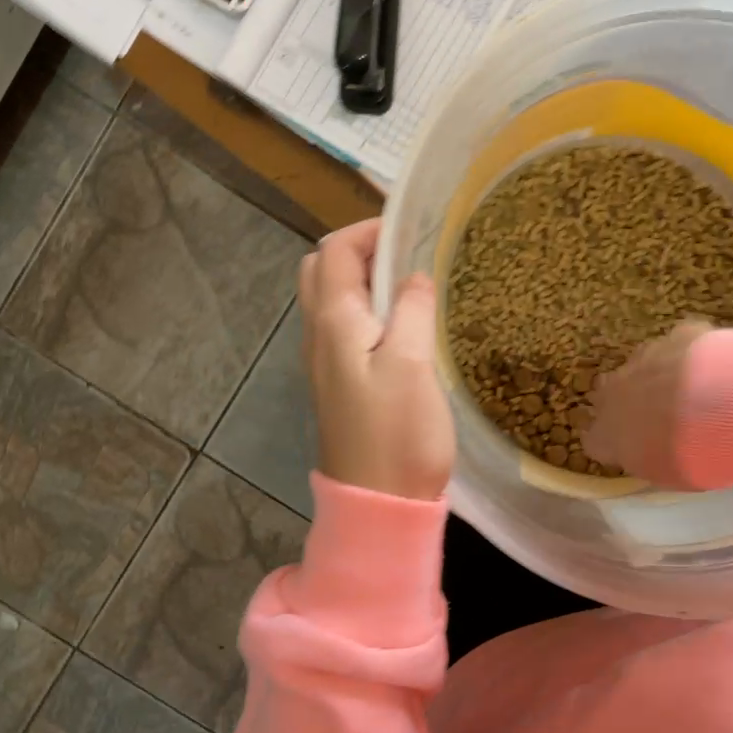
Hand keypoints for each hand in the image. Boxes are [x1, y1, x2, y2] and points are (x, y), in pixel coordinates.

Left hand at [300, 219, 454, 500]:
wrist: (379, 503)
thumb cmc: (398, 433)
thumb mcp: (412, 363)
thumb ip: (411, 309)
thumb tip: (413, 276)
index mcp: (333, 322)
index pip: (334, 251)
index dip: (368, 230)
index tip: (411, 230)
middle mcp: (319, 336)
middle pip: (321, 271)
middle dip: (359, 251)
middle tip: (405, 256)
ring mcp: (325, 363)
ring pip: (331, 300)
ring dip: (363, 281)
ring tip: (410, 286)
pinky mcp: (340, 385)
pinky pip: (344, 329)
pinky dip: (367, 311)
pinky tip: (402, 326)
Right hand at [582, 320, 712, 488]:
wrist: (716, 409)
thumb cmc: (685, 456)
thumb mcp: (665, 474)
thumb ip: (653, 461)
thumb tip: (659, 455)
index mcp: (607, 433)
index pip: (595, 440)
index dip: (613, 443)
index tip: (632, 448)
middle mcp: (615, 391)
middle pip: (610, 393)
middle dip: (631, 400)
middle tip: (661, 416)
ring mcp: (644, 358)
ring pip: (644, 364)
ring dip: (662, 376)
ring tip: (695, 393)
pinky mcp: (677, 336)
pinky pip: (680, 345)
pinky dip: (693, 355)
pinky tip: (717, 368)